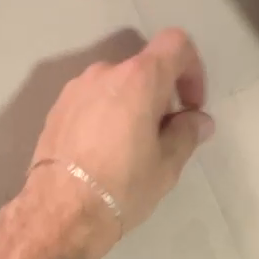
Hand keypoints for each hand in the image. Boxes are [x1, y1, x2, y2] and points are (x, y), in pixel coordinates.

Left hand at [27, 29, 213, 257]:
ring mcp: (77, 88)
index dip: (192, 71)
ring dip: (132, 108)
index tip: (191, 107)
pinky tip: (105, 155)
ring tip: (132, 150)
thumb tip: (199, 121)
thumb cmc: (123, 188)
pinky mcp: (58, 108)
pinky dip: (107, 117)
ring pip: (117, 87)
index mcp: (140, 80)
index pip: (176, 46)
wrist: (62, 211)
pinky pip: (93, 103)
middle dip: (160, 97)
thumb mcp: (166, 167)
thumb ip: (186, 135)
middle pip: (144, 69)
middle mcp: (106, 72)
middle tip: (164, 137)